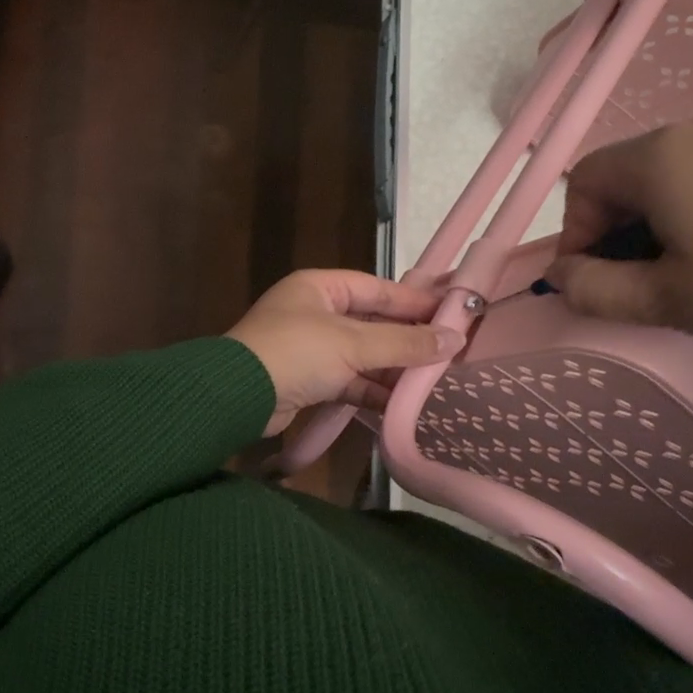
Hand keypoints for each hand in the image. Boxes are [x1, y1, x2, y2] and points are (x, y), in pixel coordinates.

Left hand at [225, 270, 464, 435]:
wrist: (237, 396)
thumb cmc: (295, 353)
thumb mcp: (352, 343)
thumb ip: (403, 342)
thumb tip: (453, 340)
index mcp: (319, 288)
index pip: (377, 288)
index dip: (415, 301)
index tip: (455, 314)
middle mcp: (314, 313)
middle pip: (372, 323)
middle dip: (408, 340)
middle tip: (452, 353)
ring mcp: (309, 348)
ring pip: (362, 356)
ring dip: (393, 370)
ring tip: (436, 382)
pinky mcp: (307, 381)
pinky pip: (348, 381)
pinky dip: (372, 391)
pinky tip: (402, 404)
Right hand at [546, 114, 692, 389]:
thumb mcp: (666, 302)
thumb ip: (594, 289)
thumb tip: (560, 274)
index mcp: (661, 158)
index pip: (584, 180)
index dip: (576, 231)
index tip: (597, 277)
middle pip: (637, 171)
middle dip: (625, 225)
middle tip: (651, 279)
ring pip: (692, 170)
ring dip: (677, 215)